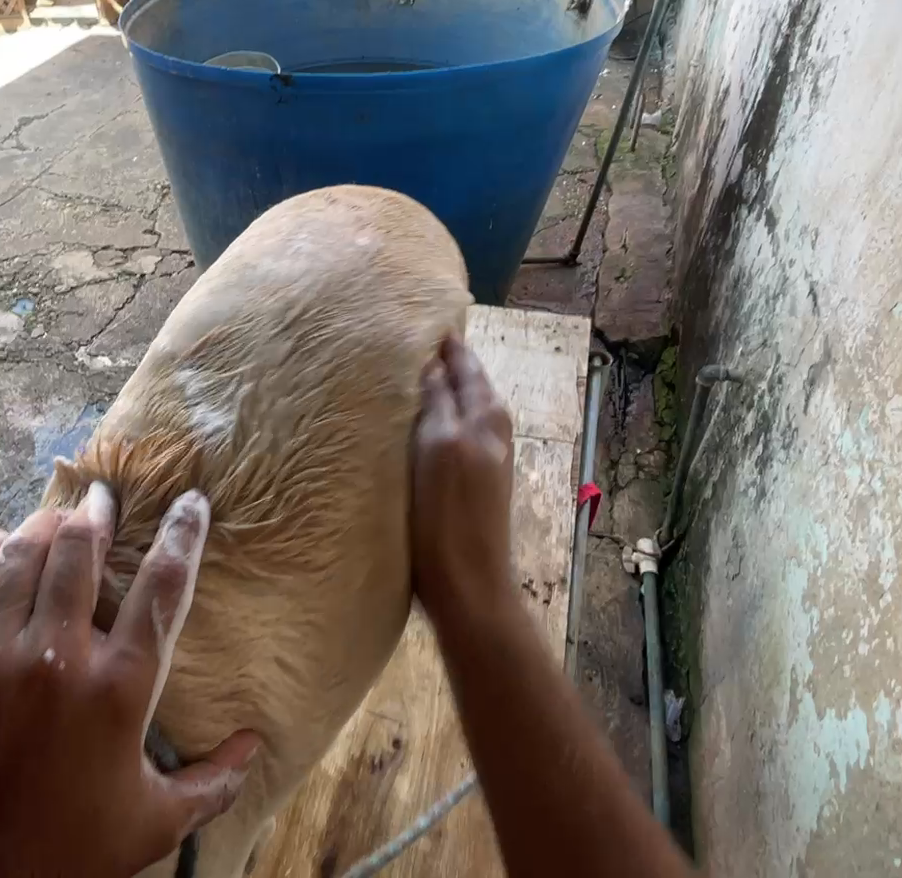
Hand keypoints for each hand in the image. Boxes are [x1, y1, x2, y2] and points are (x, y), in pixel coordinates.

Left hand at [0, 486, 260, 877]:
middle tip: (101, 496)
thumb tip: (255, 745)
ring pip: (19, 557)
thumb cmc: (59, 857)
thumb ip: (210, 784)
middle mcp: (56, 657)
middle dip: (96, 513)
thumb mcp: (149, 826)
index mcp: (116, 690)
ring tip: (54, 515)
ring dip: (42, 526)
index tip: (190, 502)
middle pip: (81, 554)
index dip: (182, 536)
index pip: (162, 589)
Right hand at [409, 334, 516, 625]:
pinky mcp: (473, 482)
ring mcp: (485, 459)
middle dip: (446, 362)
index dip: (446, 343)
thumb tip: (433, 362)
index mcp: (485, 417)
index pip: (465, 365)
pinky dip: (441, 416)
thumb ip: (438, 403)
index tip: (420, 318)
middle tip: (410, 340)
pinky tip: (418, 422)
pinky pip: (457, 432)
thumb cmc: (447, 514)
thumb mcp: (440, 446)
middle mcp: (491, 432)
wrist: (466, 583)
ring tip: (410, 372)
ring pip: (464, 408)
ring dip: (443, 388)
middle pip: (469, 385)